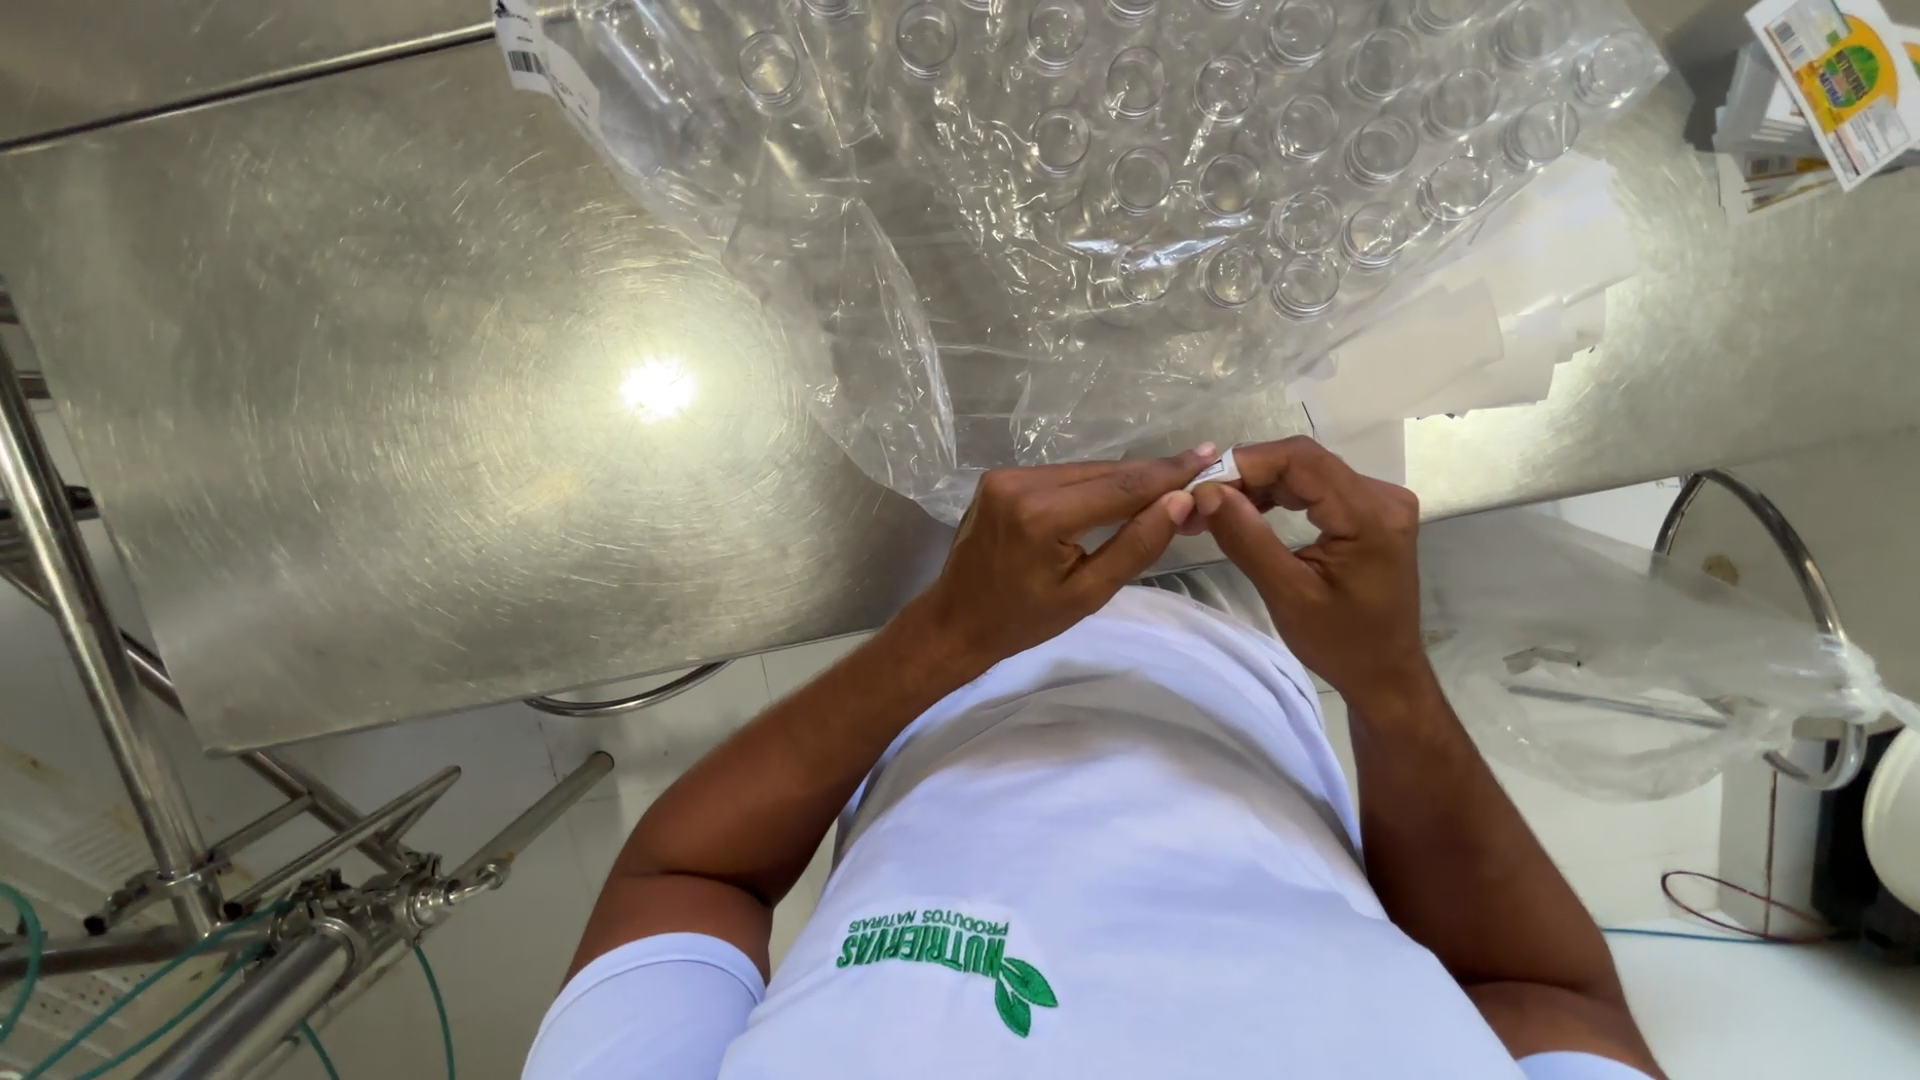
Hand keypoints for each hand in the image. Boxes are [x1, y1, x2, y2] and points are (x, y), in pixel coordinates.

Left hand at [911, 446, 1217, 670]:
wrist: (956, 621)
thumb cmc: (1022, 621)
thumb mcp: (1088, 594)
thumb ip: (1135, 545)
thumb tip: (1179, 501)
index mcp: (1042, 515)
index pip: (1121, 487)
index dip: (1168, 473)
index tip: (1210, 456)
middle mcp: (1021, 483)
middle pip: (1103, 472)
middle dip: (1151, 474)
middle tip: (1198, 471)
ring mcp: (1005, 476)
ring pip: (1083, 471)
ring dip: (1123, 479)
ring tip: (1167, 486)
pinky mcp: (999, 478)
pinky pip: (1060, 476)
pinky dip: (1091, 484)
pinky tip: (1119, 492)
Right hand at [1191, 437, 1430, 712]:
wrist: (1385, 674)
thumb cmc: (1341, 643)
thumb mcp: (1287, 594)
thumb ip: (1247, 539)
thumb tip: (1206, 494)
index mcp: (1370, 515)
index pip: (1301, 460)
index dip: (1246, 463)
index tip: (1201, 486)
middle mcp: (1382, 496)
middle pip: (1303, 461)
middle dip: (1247, 474)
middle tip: (1200, 500)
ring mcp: (1379, 502)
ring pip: (1306, 472)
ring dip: (1258, 484)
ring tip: (1215, 508)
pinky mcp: (1369, 512)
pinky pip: (1316, 488)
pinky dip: (1277, 496)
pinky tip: (1248, 511)